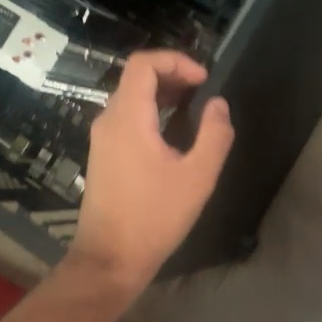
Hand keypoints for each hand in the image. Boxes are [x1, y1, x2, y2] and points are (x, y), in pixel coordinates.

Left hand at [68, 51, 233, 290]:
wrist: (109, 260)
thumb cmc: (154, 217)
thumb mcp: (198, 176)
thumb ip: (214, 134)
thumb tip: (218, 105)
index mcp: (128, 118)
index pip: (143, 64)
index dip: (176, 61)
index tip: (204, 80)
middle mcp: (109, 121)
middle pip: (137, 78)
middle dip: (173, 75)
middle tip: (205, 92)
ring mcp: (103, 139)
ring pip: (131, 98)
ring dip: (164, 95)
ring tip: (196, 111)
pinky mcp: (104, 156)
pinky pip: (128, 118)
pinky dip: (153, 113)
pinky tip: (176, 136)